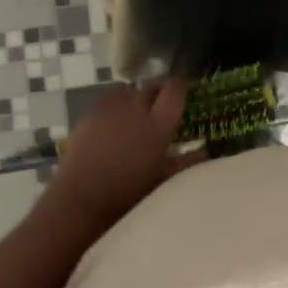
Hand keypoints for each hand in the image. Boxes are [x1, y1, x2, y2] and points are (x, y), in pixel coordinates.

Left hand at [43, 79, 205, 230]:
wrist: (82, 200)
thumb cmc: (129, 195)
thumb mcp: (163, 181)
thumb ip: (187, 163)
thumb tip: (206, 151)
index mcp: (159, 125)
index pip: (175, 91)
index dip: (180, 87)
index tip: (183, 90)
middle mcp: (136, 109)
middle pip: (150, 86)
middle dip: (157, 92)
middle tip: (159, 106)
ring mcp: (109, 109)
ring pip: (127, 89)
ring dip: (134, 96)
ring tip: (134, 111)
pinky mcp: (88, 114)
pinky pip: (105, 98)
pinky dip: (113, 103)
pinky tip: (112, 118)